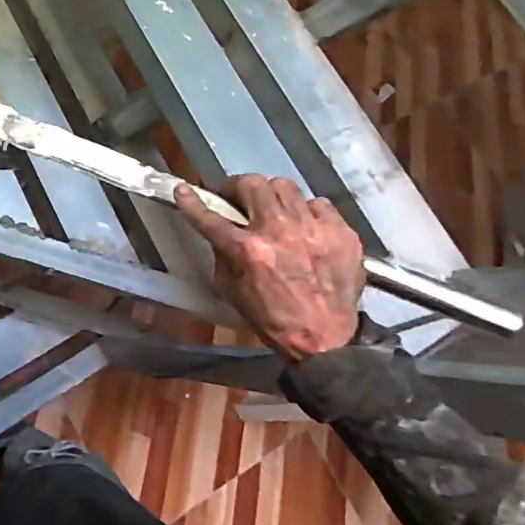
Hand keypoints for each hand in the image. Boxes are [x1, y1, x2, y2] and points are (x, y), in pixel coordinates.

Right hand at [174, 176, 364, 359]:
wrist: (327, 341)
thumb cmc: (272, 319)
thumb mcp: (232, 290)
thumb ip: (223, 254)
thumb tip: (221, 231)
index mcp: (249, 251)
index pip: (211, 218)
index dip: (191, 202)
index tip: (183, 191)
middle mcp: (280, 232)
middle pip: (252, 184)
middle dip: (238, 187)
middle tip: (238, 199)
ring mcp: (314, 229)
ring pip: (286, 186)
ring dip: (272, 195)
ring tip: (274, 210)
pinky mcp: (342, 233)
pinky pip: (319, 205)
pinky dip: (307, 212)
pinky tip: (305, 228)